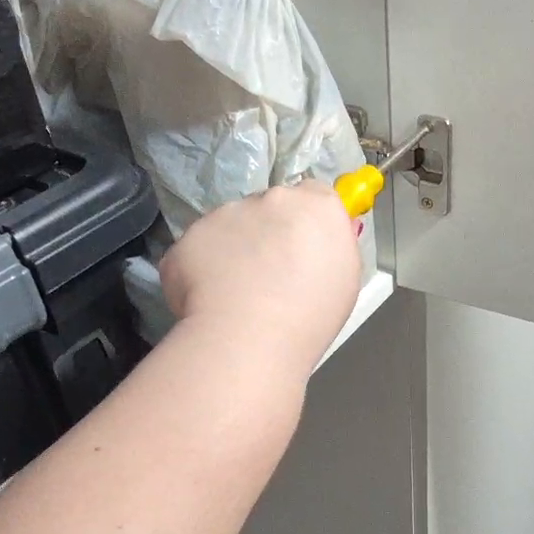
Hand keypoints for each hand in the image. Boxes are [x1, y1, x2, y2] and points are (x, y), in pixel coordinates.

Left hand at [158, 186, 360, 379]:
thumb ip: (330, 247)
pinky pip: (197, 250)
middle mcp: (271, 198)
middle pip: (269, 208)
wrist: (248, 338)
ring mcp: (225, 213)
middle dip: (266, 234)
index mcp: (316, 206)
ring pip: (230, 227)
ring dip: (232, 251)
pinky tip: (208, 302)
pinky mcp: (190, 235)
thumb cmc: (310, 316)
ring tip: (234, 296)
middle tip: (267, 278)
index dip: (305, 222)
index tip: (301, 250)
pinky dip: (200, 271)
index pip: (313, 195)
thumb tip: (314, 240)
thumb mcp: (344, 280)